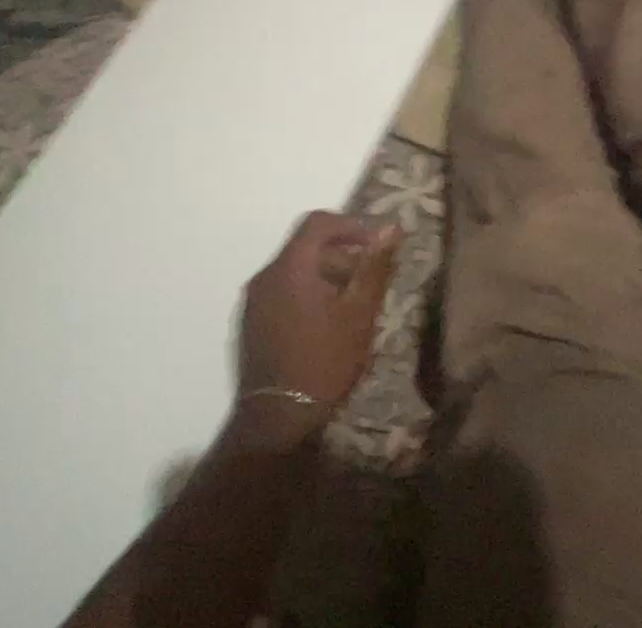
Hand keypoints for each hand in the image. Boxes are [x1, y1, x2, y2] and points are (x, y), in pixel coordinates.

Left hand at [235, 211, 401, 438]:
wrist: (278, 419)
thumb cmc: (325, 361)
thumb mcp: (360, 312)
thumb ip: (375, 266)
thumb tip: (391, 227)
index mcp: (289, 268)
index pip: (318, 222)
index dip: (351, 225)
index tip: (376, 245)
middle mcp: (264, 277)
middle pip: (305, 247)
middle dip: (342, 254)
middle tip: (371, 279)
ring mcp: (252, 302)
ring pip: (294, 271)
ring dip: (326, 275)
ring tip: (353, 304)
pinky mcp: (250, 324)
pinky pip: (282, 292)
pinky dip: (307, 293)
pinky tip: (328, 323)